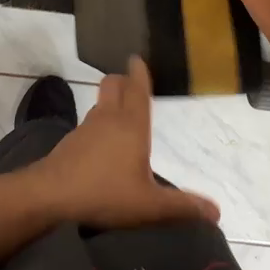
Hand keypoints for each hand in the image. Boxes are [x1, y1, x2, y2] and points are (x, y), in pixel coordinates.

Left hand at [26, 59, 218, 228]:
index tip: (138, 57)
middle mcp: (108, 118)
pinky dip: (100, 123)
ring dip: (110, 101)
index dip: (139, 72)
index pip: (136, 89)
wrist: (52, 194)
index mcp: (131, 125)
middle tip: (131, 81)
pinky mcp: (72, 141)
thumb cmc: (105, 192)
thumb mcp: (149, 205)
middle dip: (123, 80)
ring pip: (100, 103)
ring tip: (122, 113)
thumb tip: (216, 211)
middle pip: (113, 86)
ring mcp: (86, 128)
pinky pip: (90, 122)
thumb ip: (182, 206)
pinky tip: (103, 143)